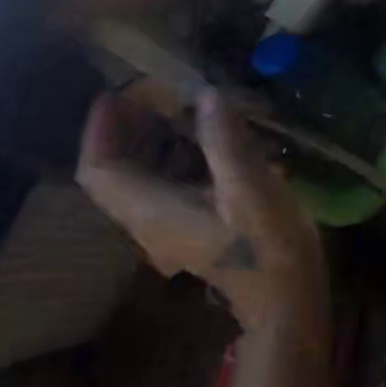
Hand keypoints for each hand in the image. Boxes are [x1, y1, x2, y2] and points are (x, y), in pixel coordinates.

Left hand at [77, 89, 324, 329]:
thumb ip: (225, 141)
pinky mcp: (198, 226)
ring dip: (156, 140)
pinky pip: (174, 183)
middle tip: (154, 90)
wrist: (286, 296)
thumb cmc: (266, 244)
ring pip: (146, 178)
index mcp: (152, 212)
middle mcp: (151, 221)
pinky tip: (217, 138)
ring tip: (186, 104)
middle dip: (127, 130)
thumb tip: (207, 93)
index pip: (100, 171)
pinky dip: (183, 154)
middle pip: (119, 173)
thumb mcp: (250, 188)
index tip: (114, 94)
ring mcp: (174, 227)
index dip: (99, 132)